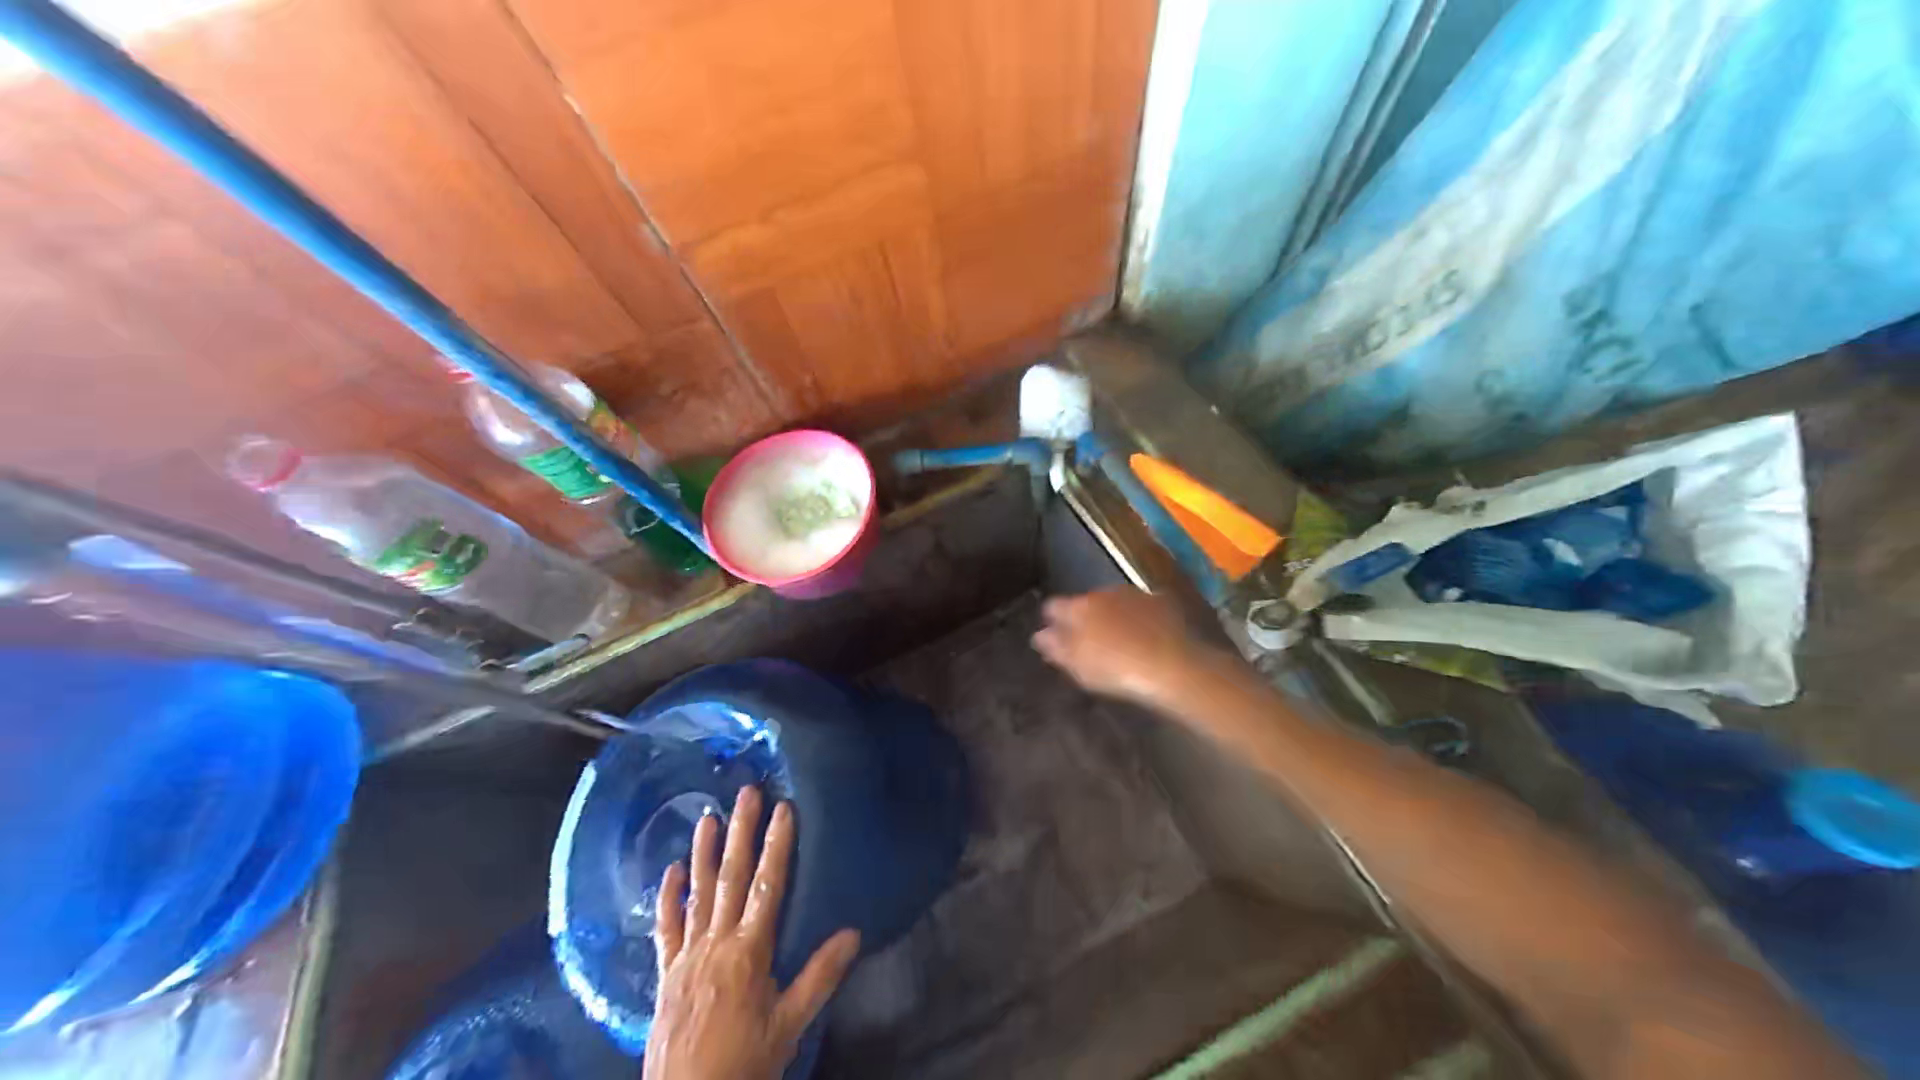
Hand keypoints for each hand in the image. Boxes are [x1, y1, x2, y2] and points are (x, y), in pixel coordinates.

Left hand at [644, 787, 860, 1079]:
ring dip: (703, 852)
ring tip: (708, 816)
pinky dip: (668, 897)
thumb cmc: (743, 1062)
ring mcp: (687, 954)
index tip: (784, 808)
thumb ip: (819, 977)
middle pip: (731, 876)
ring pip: (697, 892)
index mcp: (749, 951)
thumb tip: (853, 933)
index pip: (768, 885)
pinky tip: (669, 870)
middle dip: (742, 831)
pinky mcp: (666, 972)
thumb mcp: (789, 1026)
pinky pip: (666, 928)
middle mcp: (716, 942)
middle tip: (747, 792)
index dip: (777, 844)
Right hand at [1031, 587, 1215, 706]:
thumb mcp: (1078, 666)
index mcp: (1078, 607)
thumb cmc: (1116, 670)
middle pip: (1085, 602)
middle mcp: (1103, 592)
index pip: (1053, 606)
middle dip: (1084, 617)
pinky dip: (1139, 617)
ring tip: (1120, 640)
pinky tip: (1146, 636)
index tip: (1055, 635)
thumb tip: (1039, 635)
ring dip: (1113, 615)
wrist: (1173, 665)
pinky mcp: (1161, 601)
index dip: (1051, 620)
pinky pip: (1142, 606)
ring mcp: (1134, 594)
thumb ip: (1056, 647)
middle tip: (1090, 642)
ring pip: (1114, 601)